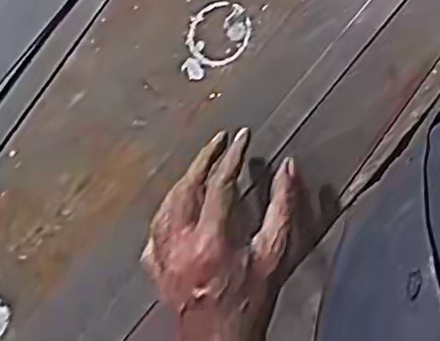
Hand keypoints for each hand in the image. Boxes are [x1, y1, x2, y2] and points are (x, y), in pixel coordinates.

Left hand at [143, 129, 297, 340]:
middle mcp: (181, 249)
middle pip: (185, 189)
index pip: (219, 183)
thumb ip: (283, 206)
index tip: (244, 137)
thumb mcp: (276, 251)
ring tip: (201, 163)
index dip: (233, 155)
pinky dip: (165, 212)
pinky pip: (153, 235)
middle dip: (203, 159)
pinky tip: (176, 205)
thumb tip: (287, 167)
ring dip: (184, 181)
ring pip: (165, 208)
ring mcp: (164, 263)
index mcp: (211, 241)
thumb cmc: (251, 301)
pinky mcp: (157, 275)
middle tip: (220, 141)